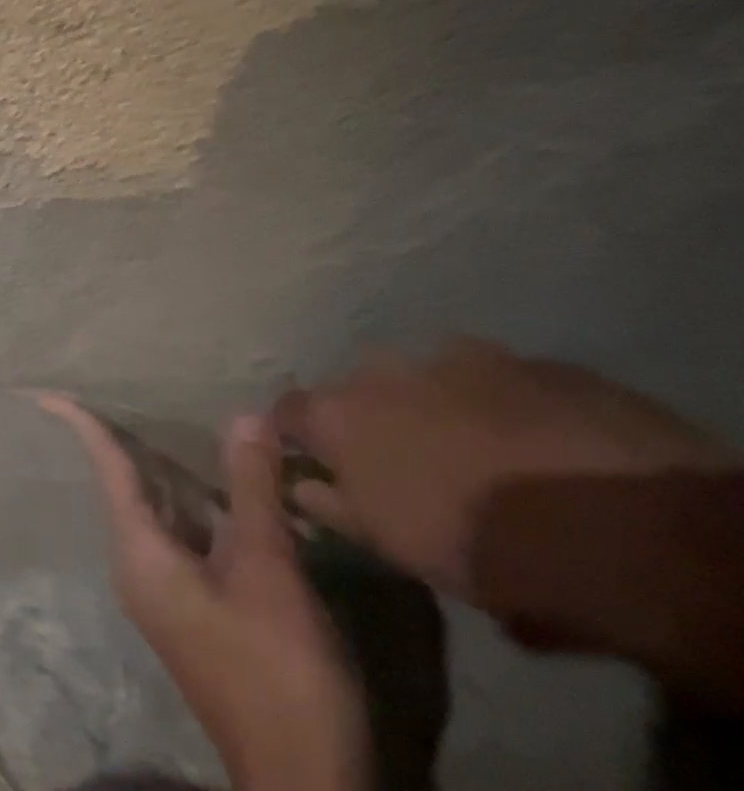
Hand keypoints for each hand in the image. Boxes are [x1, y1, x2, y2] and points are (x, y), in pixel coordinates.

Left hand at [36, 393, 368, 790]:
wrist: (300, 770)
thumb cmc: (278, 667)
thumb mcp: (268, 570)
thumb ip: (251, 491)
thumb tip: (243, 416)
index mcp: (140, 555)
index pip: (107, 471)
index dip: (81, 426)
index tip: (48, 391)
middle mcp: (140, 568)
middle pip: (127, 487)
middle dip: (125, 439)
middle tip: (121, 385)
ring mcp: (167, 591)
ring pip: (161, 513)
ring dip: (170, 470)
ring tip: (176, 418)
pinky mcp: (197, 608)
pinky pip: (186, 537)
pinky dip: (201, 504)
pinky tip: (229, 484)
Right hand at [272, 337, 727, 601]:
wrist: (614, 524)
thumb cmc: (472, 543)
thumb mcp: (387, 543)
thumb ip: (334, 506)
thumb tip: (302, 488)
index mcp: (338, 414)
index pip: (287, 410)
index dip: (296, 434)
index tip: (309, 458)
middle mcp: (387, 371)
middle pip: (360, 387)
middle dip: (372, 414)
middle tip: (399, 457)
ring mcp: (466, 358)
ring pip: (432, 376)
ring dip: (438, 402)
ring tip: (472, 445)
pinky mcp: (539, 362)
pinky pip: (504, 380)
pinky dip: (504, 404)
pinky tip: (534, 441)